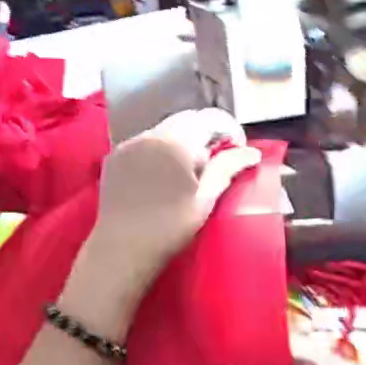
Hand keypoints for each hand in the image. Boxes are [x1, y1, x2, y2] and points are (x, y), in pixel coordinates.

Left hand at [73, 109, 259, 323]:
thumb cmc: (169, 226)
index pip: (208, 118)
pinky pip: (143, 143)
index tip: (238, 151)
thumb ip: (227, 168)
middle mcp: (147, 135)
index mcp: (173, 141)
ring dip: (181, 142)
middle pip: (184, 121)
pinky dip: (158, 150)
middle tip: (217, 163)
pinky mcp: (113, 158)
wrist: (122, 246)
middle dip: (205, 134)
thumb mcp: (205, 198)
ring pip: (162, 131)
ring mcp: (127, 145)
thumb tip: (251, 152)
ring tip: (190, 173)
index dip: (229, 130)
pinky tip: (163, 176)